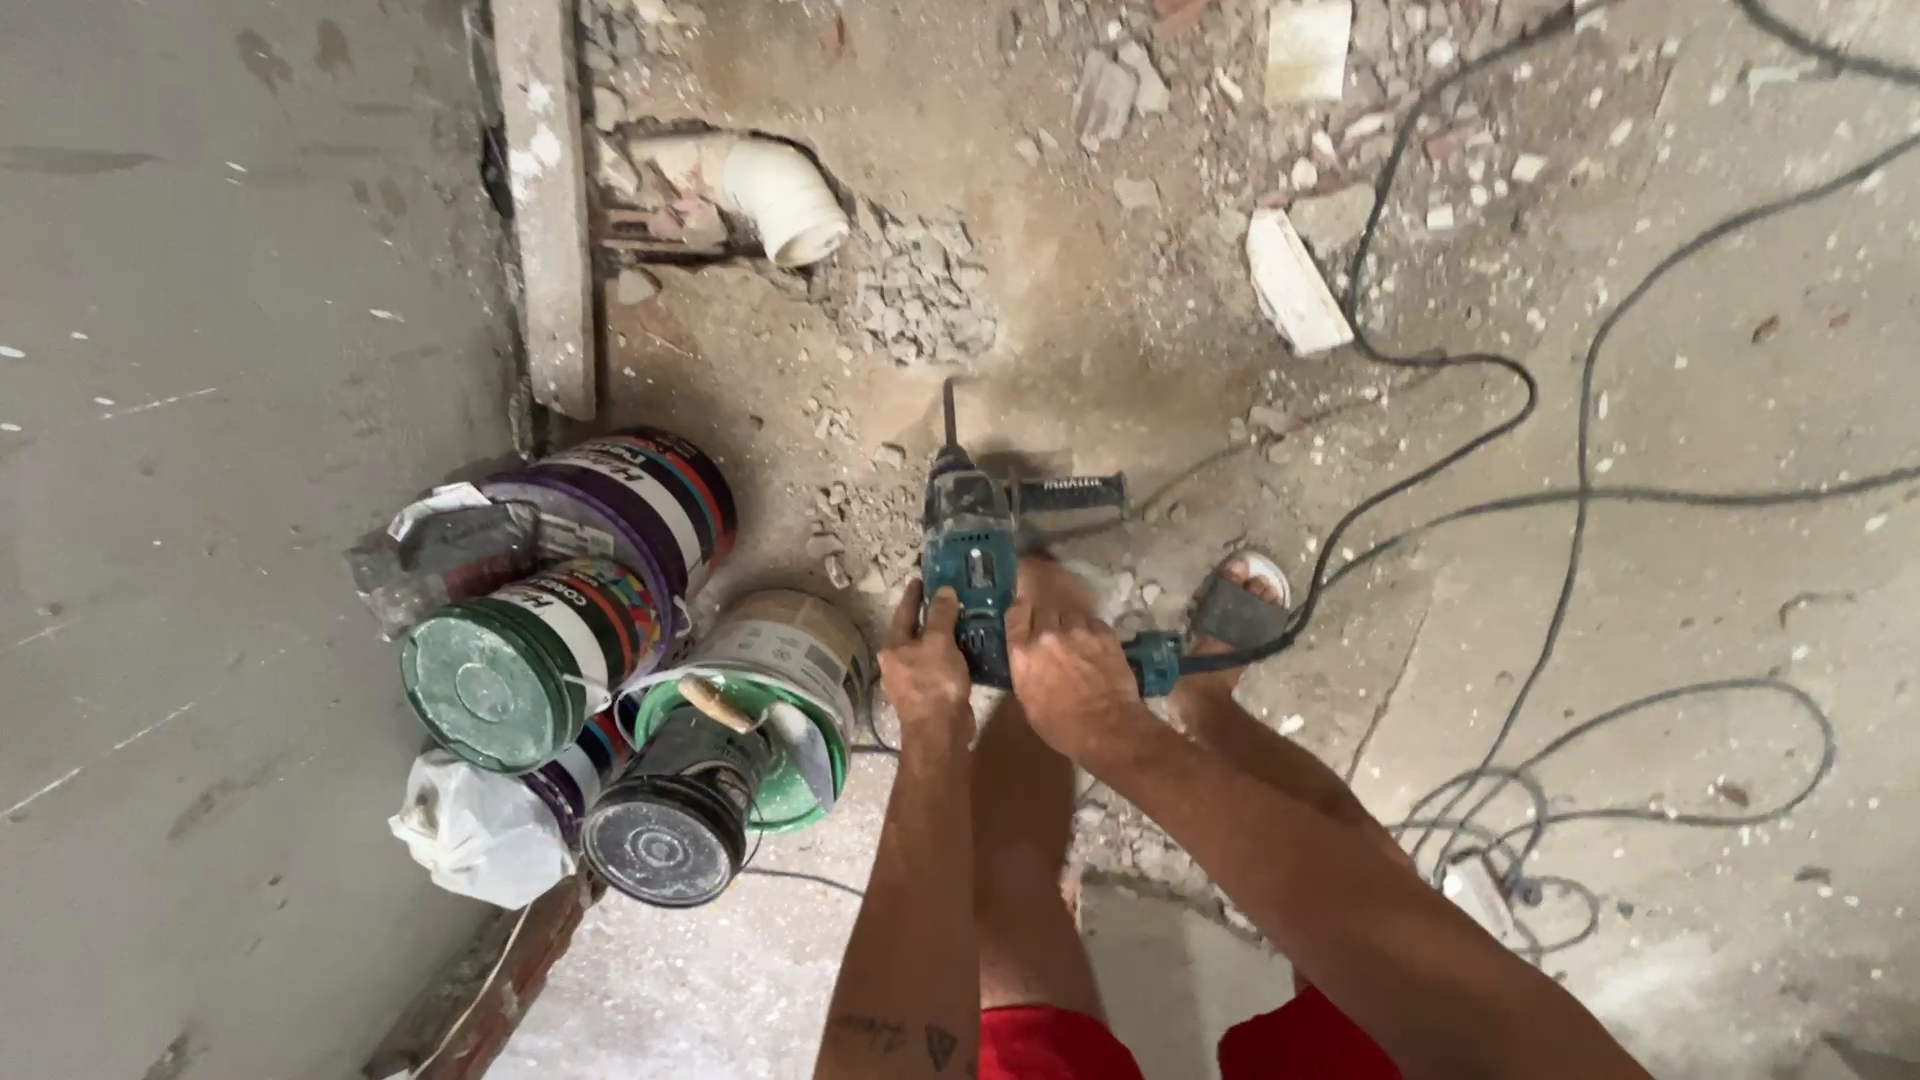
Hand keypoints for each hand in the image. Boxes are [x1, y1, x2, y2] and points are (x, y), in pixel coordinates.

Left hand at [878, 580, 972, 745]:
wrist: (940, 731)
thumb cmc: (935, 682)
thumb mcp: (939, 643)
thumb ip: (941, 615)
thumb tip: (944, 591)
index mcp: (893, 647)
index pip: (904, 613)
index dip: (914, 595)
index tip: (921, 578)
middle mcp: (897, 662)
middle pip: (914, 632)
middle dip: (930, 616)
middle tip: (948, 597)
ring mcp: (912, 680)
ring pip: (928, 650)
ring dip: (943, 636)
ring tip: (962, 620)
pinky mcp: (929, 694)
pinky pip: (940, 666)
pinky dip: (951, 655)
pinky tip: (966, 648)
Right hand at [1005, 591, 1150, 760]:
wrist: (1106, 728)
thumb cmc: (1061, 726)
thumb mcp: (1028, 701)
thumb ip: (1026, 670)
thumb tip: (1031, 661)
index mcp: (1023, 653)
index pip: (1016, 613)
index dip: (1020, 607)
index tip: (1024, 607)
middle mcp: (1047, 635)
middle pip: (1045, 610)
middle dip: (1049, 621)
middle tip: (1056, 637)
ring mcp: (1078, 631)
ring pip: (1071, 615)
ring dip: (1072, 626)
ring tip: (1080, 644)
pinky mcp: (1104, 634)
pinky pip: (1094, 623)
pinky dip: (1093, 632)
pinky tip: (1097, 648)